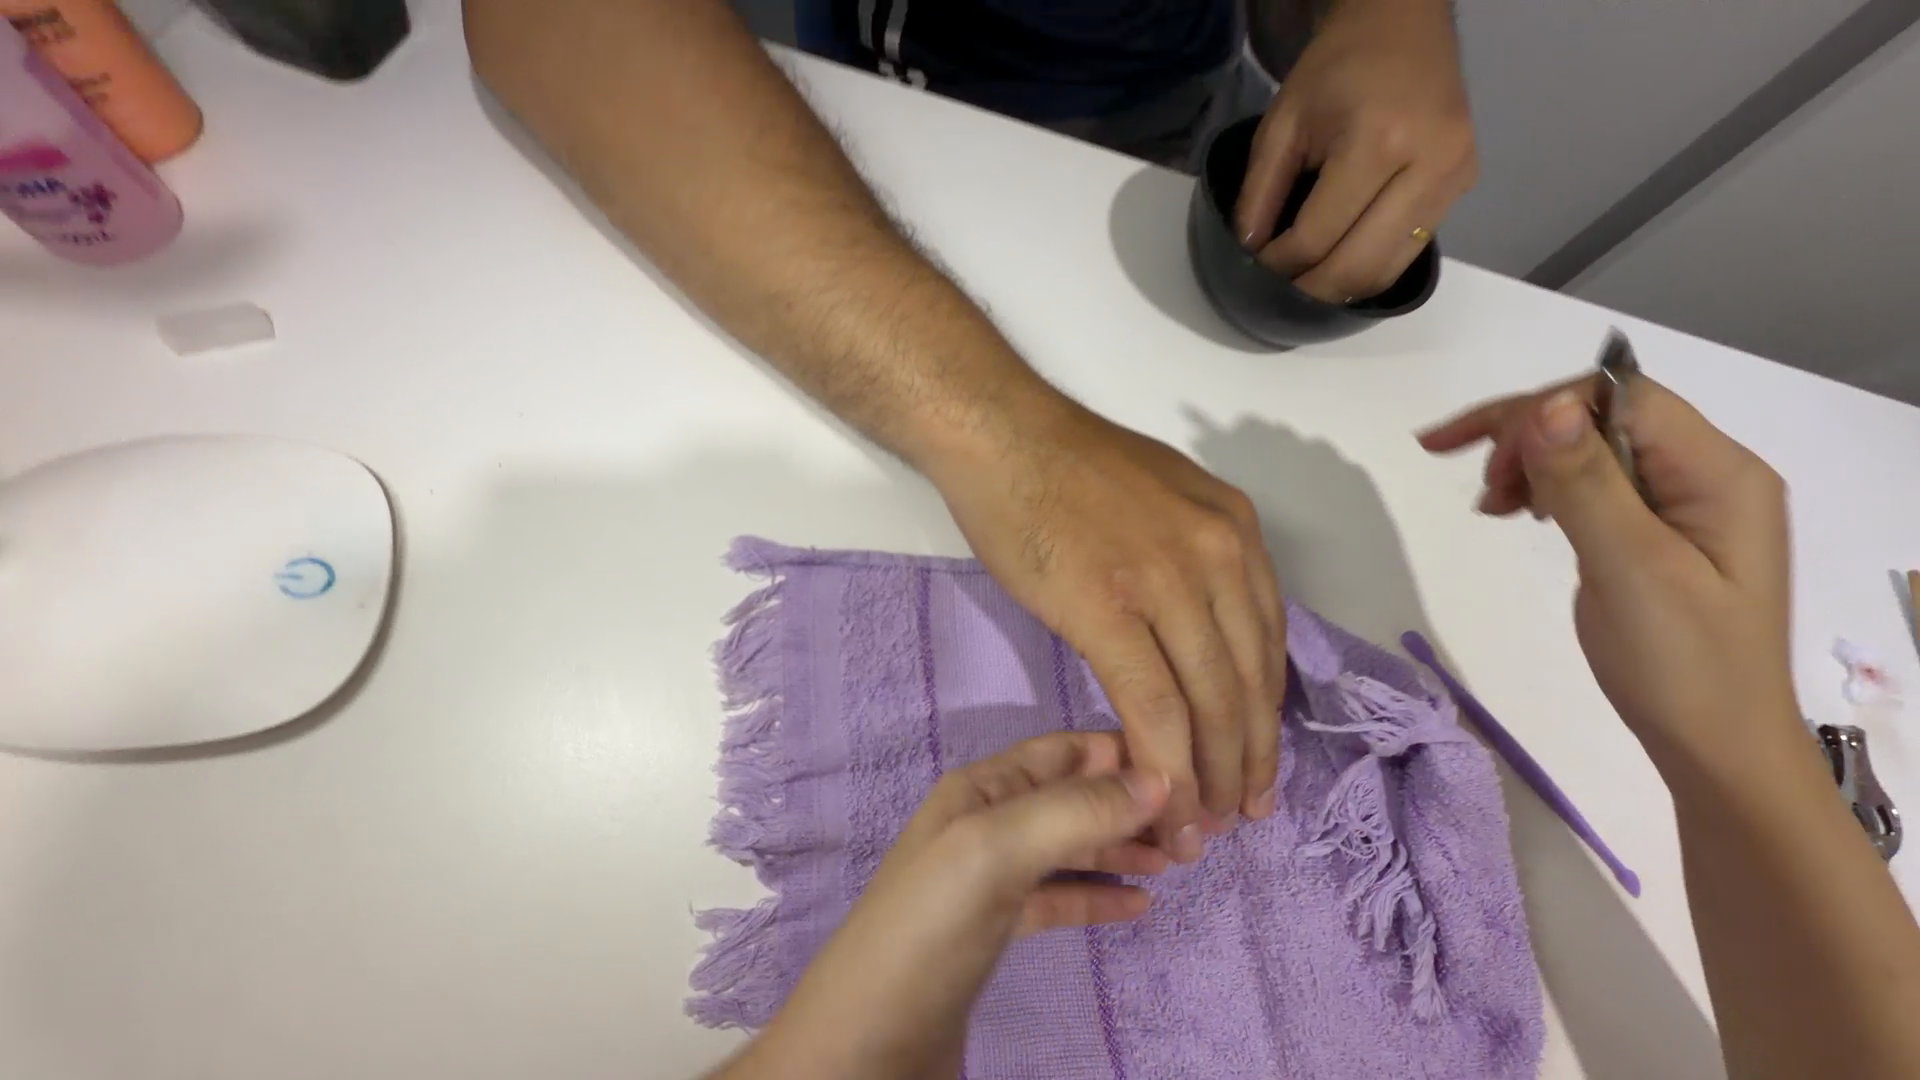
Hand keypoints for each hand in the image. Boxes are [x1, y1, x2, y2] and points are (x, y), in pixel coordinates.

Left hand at [717, 733, 1170, 1079]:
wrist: (867, 1042)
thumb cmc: (929, 928)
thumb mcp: (996, 852)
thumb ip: (1075, 811)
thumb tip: (1161, 777)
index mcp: (984, 786)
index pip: (1069, 749)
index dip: (1128, 754)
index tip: (1195, 774)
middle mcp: (989, 818)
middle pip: (1076, 796)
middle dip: (1136, 803)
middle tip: (1202, 827)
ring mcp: (992, 875)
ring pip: (1073, 845)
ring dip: (1125, 845)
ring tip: (1182, 860)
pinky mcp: (997, 926)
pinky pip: (1061, 896)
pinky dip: (1100, 895)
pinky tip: (1141, 904)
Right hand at [930, 405, 1286, 861]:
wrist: (1001, 437)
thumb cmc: (1064, 466)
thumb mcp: (1157, 500)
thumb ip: (1189, 560)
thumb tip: (1189, 625)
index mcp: (1233, 530)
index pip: (1267, 644)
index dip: (1265, 716)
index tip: (1255, 760)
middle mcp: (1219, 556)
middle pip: (1249, 682)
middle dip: (1249, 759)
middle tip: (1243, 813)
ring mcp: (1168, 583)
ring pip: (1211, 704)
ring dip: (1213, 775)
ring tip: (1204, 824)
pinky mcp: (1111, 611)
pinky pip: (1153, 706)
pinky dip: (1164, 765)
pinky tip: (1163, 803)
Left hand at [1235, 0, 1475, 302]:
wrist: (1402, 25)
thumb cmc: (1336, 71)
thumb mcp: (1281, 126)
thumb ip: (1258, 196)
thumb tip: (1248, 255)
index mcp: (1378, 143)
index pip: (1317, 238)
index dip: (1278, 266)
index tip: (1253, 270)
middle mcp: (1429, 166)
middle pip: (1357, 267)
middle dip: (1309, 291)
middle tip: (1276, 295)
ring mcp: (1455, 179)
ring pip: (1386, 271)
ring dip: (1339, 291)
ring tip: (1304, 286)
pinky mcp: (1464, 187)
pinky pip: (1408, 253)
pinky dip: (1368, 271)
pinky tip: (1338, 267)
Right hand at [1418, 377, 1799, 769]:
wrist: (1713, 743)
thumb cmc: (1680, 662)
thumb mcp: (1630, 569)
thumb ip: (1588, 483)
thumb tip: (1545, 407)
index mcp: (1717, 472)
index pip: (1619, 399)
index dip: (1539, 411)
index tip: (1467, 453)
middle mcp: (1704, 473)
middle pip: (1600, 416)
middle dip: (1525, 436)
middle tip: (1477, 486)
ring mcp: (1679, 502)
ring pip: (1587, 447)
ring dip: (1529, 463)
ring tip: (1492, 506)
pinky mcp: (1652, 529)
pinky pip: (1589, 482)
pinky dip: (1542, 488)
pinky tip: (1519, 512)